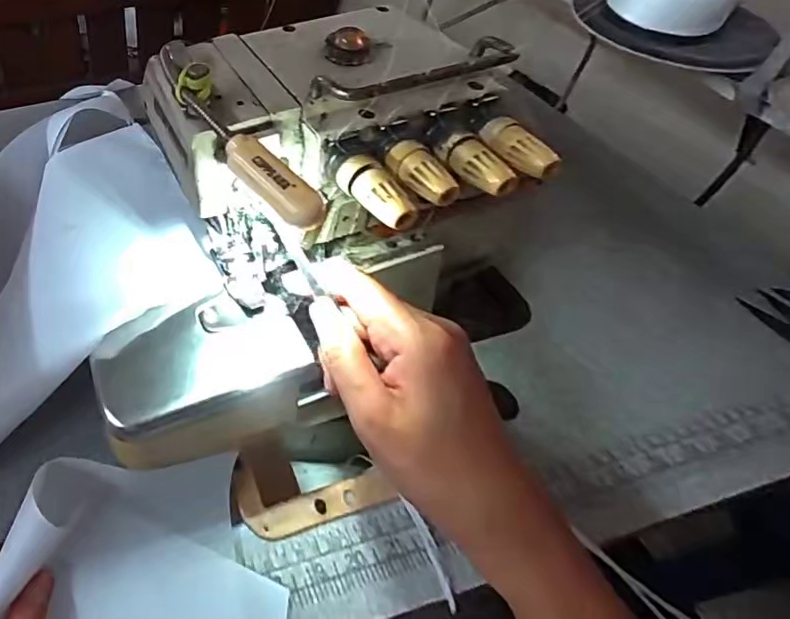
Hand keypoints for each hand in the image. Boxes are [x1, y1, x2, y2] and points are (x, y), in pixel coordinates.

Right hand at [309, 264, 629, 618]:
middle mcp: (435, 327)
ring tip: (365, 401)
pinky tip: (385, 398)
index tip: (296, 292)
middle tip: (341, 385)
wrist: (493, 505)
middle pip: (369, 307)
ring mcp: (446, 341)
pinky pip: (402, 342)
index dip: (323, 283)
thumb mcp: (370, 413)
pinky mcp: (449, 358)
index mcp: (416, 335)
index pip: (358, 284)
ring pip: (382, 326)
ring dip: (362, 353)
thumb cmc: (431, 466)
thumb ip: (340, 354)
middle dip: (344, 337)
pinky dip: (383, 362)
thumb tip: (320, 309)